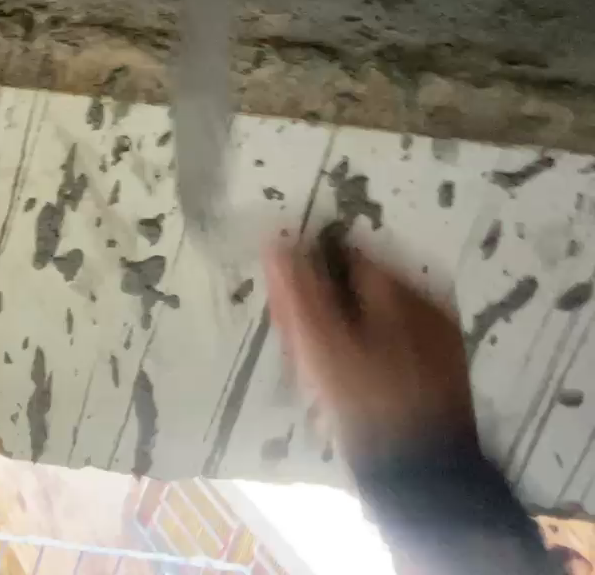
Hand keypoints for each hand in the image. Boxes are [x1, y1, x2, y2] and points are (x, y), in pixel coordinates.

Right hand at [263, 240, 476, 462]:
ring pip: (356, 315)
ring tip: (306, 360)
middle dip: (311, 304)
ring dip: (323, 329)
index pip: (338, 255)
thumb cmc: (363, 390)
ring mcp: (428, 341)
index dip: (301, 270)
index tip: (279, 295)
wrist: (417, 464)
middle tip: (292, 334)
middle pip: (348, 286)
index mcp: (405, 291)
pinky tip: (329, 371)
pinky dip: (345, 348)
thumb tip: (274, 239)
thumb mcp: (317, 334)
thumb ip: (295, 285)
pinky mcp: (424, 369)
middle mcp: (424, 307)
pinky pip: (372, 341)